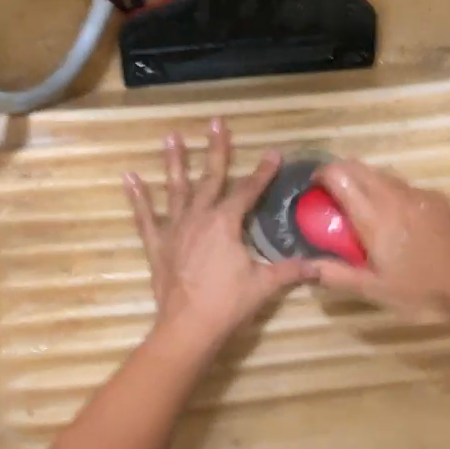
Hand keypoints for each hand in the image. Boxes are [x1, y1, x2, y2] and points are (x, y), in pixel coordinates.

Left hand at [125, 119, 317, 351]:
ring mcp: (175, 229)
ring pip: (175, 189)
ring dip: (174, 162)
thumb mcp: (264, 285)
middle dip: (216, 149)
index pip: (249, 191)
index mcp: (226, 223)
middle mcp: (200, 217)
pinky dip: (137, 197)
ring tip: (172, 136)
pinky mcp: (157, 245)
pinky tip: (129, 177)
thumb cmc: (228, 304)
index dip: (263, 172)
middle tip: (216, 121)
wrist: (188, 327)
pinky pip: (145, 217)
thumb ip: (291, 270)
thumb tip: (320, 265)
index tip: (273, 152)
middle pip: (211, 177)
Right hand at [313, 159, 449, 318]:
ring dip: (363, 181)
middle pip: (358, 167)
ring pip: (381, 174)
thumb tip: (304, 267)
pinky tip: (392, 218)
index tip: (313, 189)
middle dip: (339, 173)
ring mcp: (418, 194)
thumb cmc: (422, 291)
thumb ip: (336, 275)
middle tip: (329, 196)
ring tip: (358, 207)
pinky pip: (403, 185)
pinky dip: (387, 191)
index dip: (321, 175)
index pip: (340, 176)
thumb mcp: (374, 290)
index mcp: (374, 215)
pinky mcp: (436, 199)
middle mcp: (394, 195)